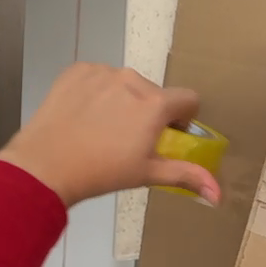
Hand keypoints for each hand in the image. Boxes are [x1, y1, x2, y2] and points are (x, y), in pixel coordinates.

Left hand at [0, 62, 220, 206]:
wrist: (47, 164)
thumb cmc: (103, 172)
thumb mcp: (148, 174)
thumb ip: (187, 176)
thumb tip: (218, 195)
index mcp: (155, 104)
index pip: (189, 99)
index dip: (184, 119)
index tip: (169, 136)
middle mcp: (132, 80)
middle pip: (155, 93)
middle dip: (150, 113)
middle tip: (131, 141)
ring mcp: (103, 72)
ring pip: (126, 85)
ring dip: (124, 103)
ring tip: (104, 131)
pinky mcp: (78, 71)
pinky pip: (98, 79)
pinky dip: (98, 94)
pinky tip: (85, 118)